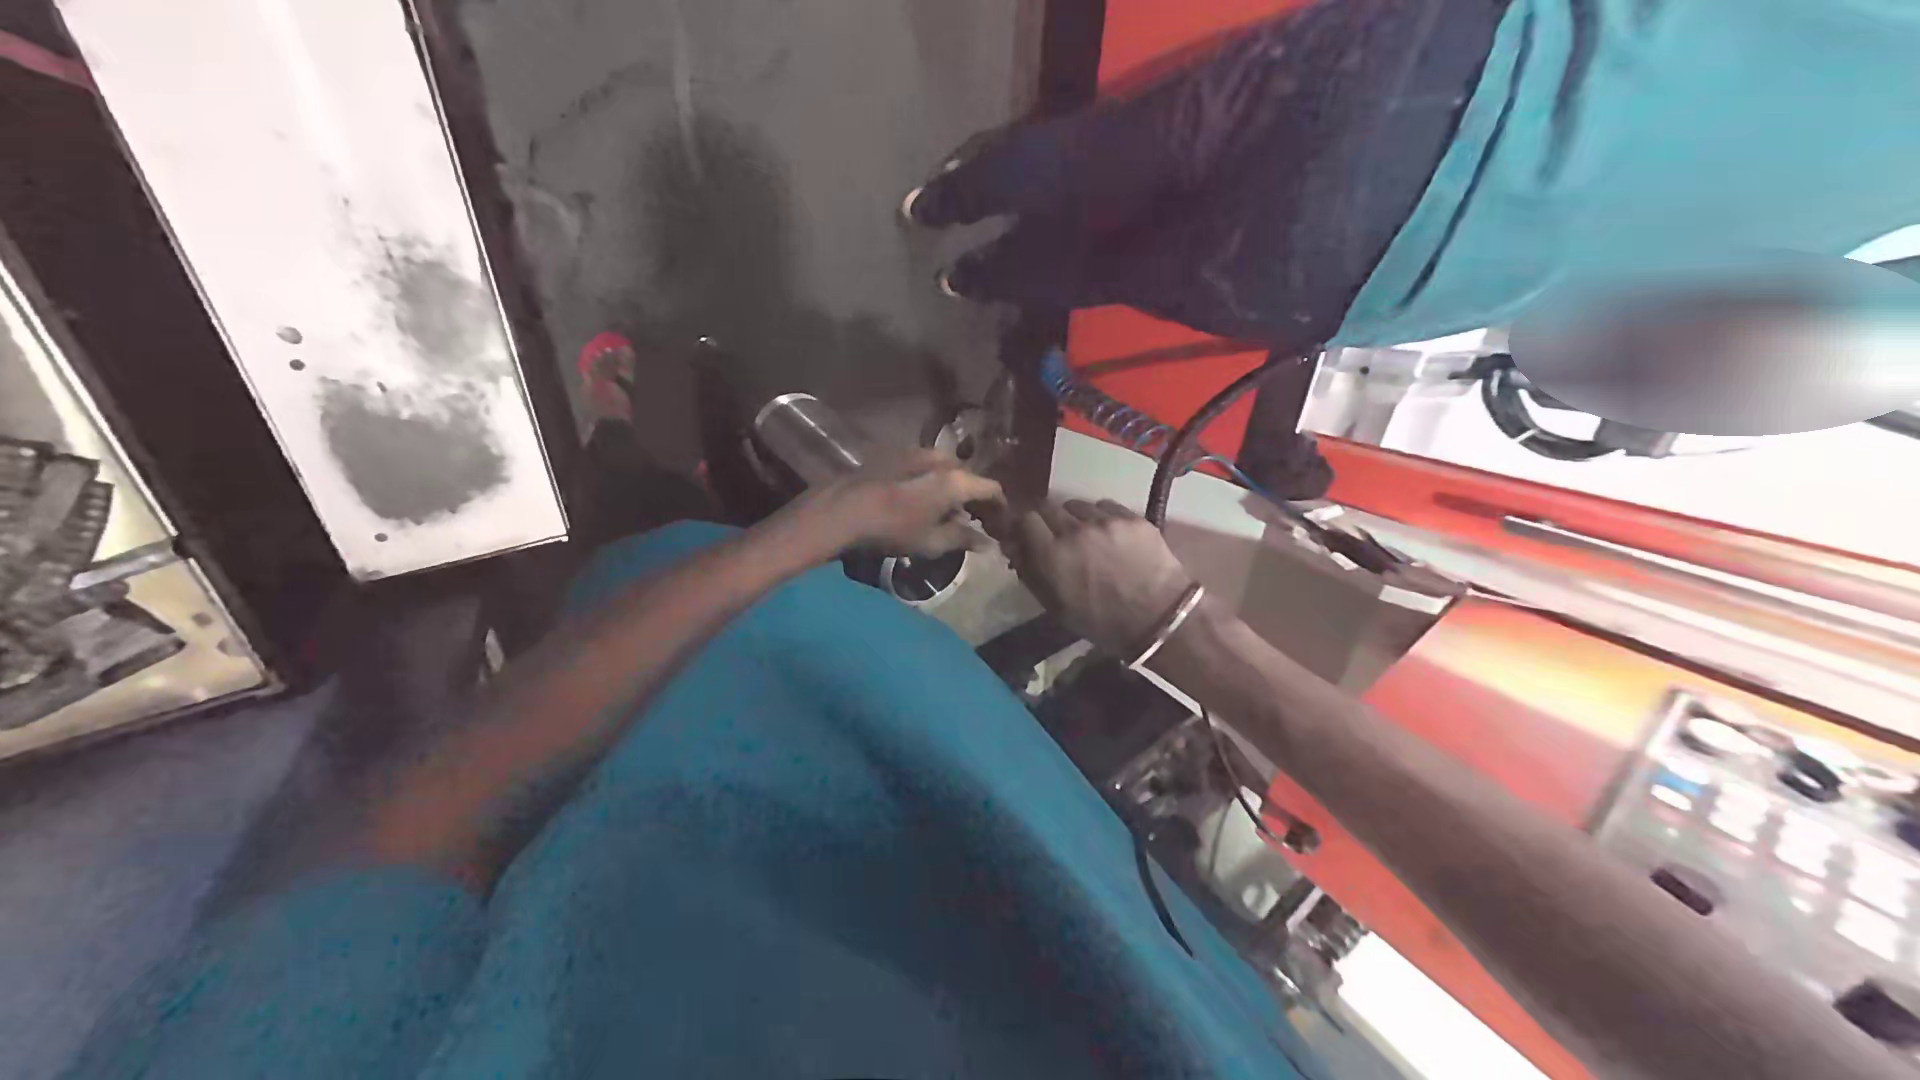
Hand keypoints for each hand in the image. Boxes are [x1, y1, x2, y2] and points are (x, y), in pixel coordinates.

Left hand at [787, 449, 1004, 557]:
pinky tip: (921, 501)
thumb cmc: (892, 529)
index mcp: (955, 480)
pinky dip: (932, 482)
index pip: (991, 488)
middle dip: (975, 498)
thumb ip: (963, 539)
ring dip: (952, 489)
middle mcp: (941, 458)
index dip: (1000, 506)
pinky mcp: (894, 453)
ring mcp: (916, 452)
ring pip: (946, 470)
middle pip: (968, 476)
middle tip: (975, 521)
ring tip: (947, 514)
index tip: (1001, 524)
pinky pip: (925, 467)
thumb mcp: (931, 542)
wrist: (842, 510)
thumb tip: (988, 543)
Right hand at [1001, 499, 1195, 654]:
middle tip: (1056, 535)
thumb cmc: (1102, 622)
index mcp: (1052, 555)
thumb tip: (1013, 546)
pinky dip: (1101, 517)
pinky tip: (1110, 535)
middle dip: (1047, 519)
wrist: (1159, 619)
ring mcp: (1105, 521)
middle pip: (1048, 506)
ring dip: (1074, 518)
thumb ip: (1030, 572)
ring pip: (1077, 505)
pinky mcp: (1131, 517)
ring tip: (1086, 536)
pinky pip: (1105, 507)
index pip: (1025, 519)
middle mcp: (1074, 531)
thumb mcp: (1056, 607)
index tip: (1028, 534)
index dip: (1024, 525)